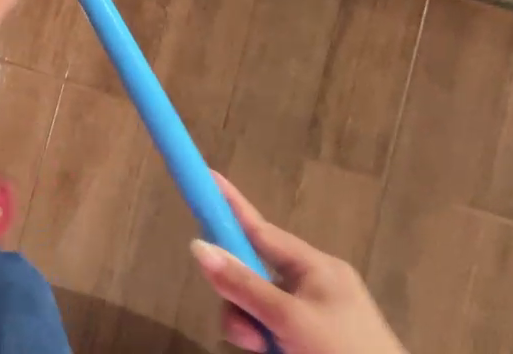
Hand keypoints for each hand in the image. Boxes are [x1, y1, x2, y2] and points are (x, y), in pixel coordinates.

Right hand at [191, 174, 406, 353]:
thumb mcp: (291, 321)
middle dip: (238, 298)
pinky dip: (265, 343)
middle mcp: (312, 286)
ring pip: (256, 306)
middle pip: (252, 273)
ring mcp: (312, 317)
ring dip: (250, 328)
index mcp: (316, 267)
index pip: (260, 228)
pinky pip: (270, 330)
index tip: (205, 175)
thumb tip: (196, 245)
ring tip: (264, 351)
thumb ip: (243, 286)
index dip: (229, 204)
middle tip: (245, 331)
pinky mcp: (310, 343)